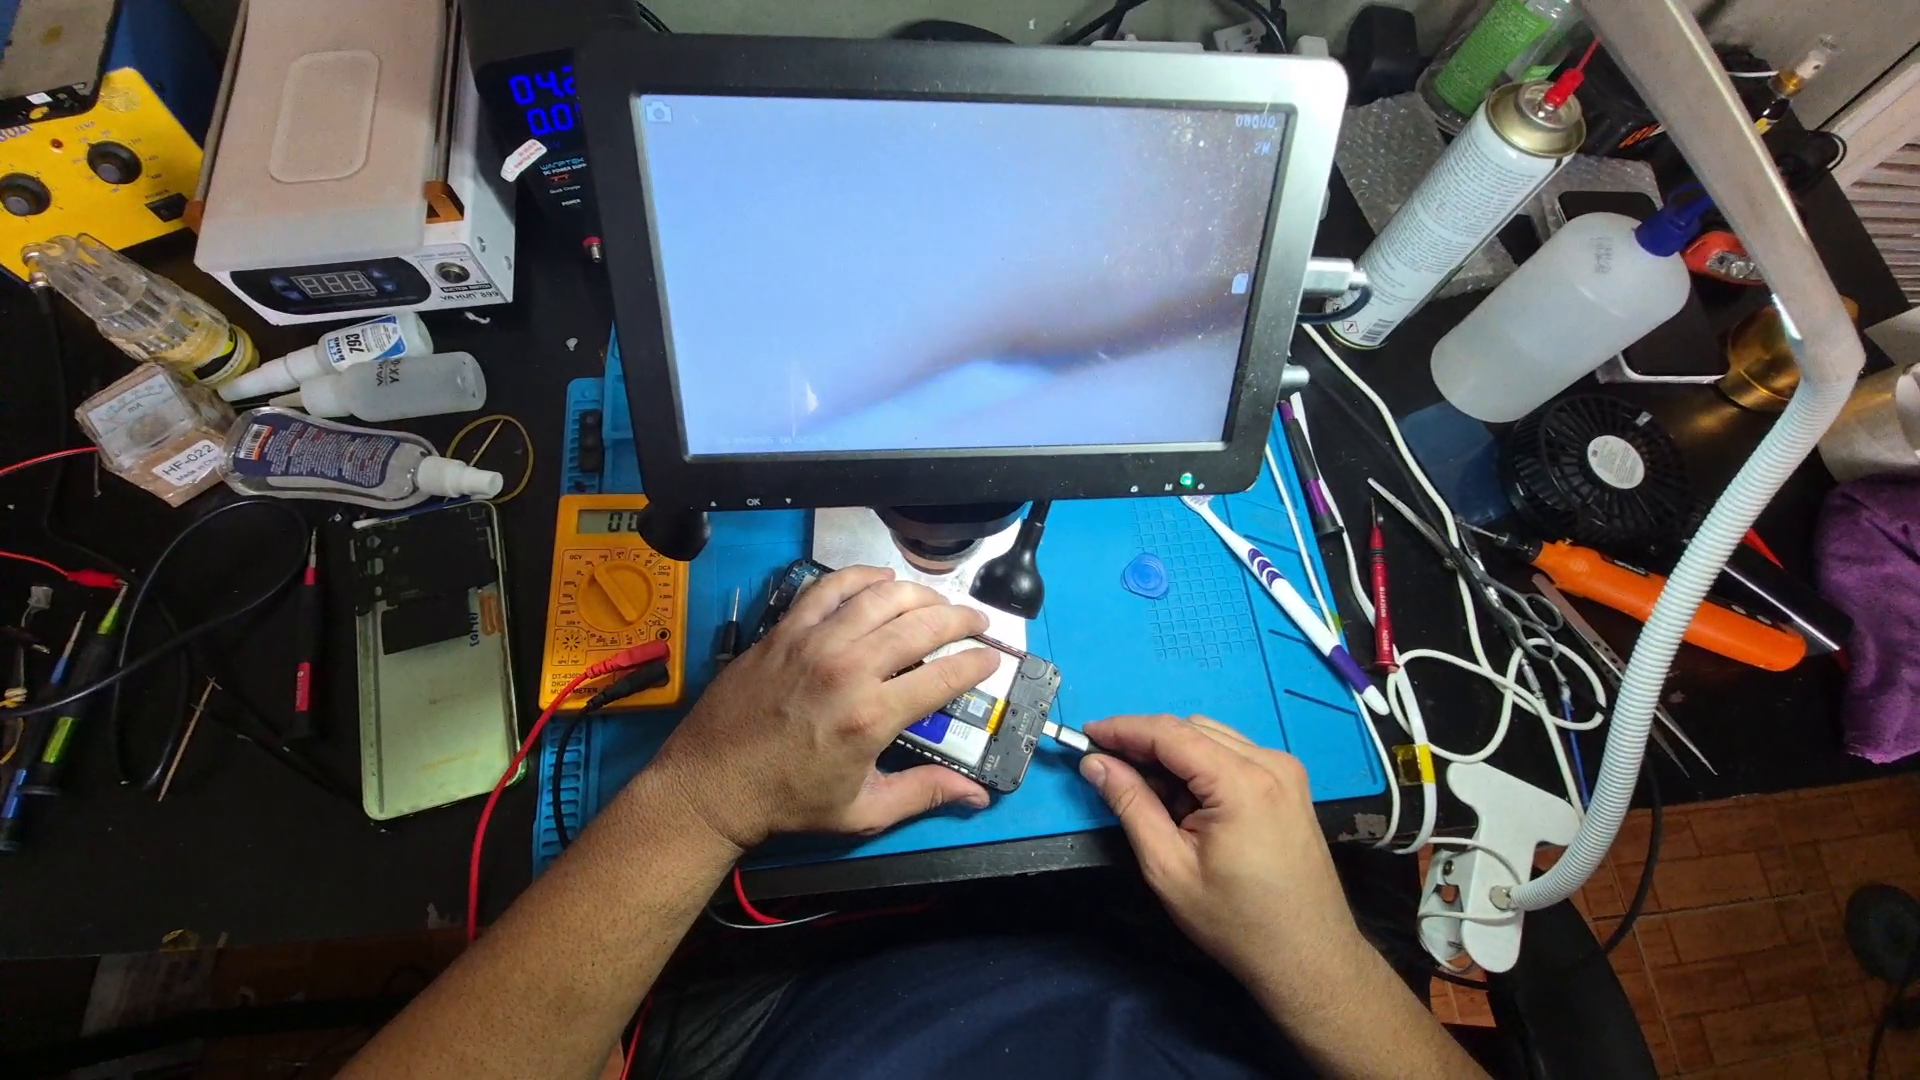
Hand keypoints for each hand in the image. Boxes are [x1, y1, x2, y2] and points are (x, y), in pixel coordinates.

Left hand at [646, 566, 999, 851]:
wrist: (712, 784)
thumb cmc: (788, 801)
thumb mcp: (862, 811)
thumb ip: (922, 794)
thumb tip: (978, 797)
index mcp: (872, 716)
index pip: (944, 676)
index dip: (977, 663)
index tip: (992, 658)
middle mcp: (849, 669)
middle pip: (921, 626)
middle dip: (960, 619)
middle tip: (977, 621)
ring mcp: (814, 643)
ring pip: (881, 598)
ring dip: (919, 594)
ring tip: (937, 601)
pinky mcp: (786, 630)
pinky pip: (829, 588)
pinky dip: (860, 577)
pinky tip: (881, 578)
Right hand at [1078, 715, 1368, 998]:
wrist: (1310, 960)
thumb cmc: (1235, 921)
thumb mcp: (1168, 867)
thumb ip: (1130, 804)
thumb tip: (1095, 763)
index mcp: (1242, 781)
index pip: (1169, 733)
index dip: (1123, 729)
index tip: (1086, 734)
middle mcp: (1269, 762)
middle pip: (1190, 728)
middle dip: (1145, 741)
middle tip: (1107, 765)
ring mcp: (1285, 770)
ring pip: (1211, 736)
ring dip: (1172, 752)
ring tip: (1146, 789)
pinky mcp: (1289, 783)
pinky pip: (1232, 752)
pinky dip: (1199, 763)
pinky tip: (1184, 798)